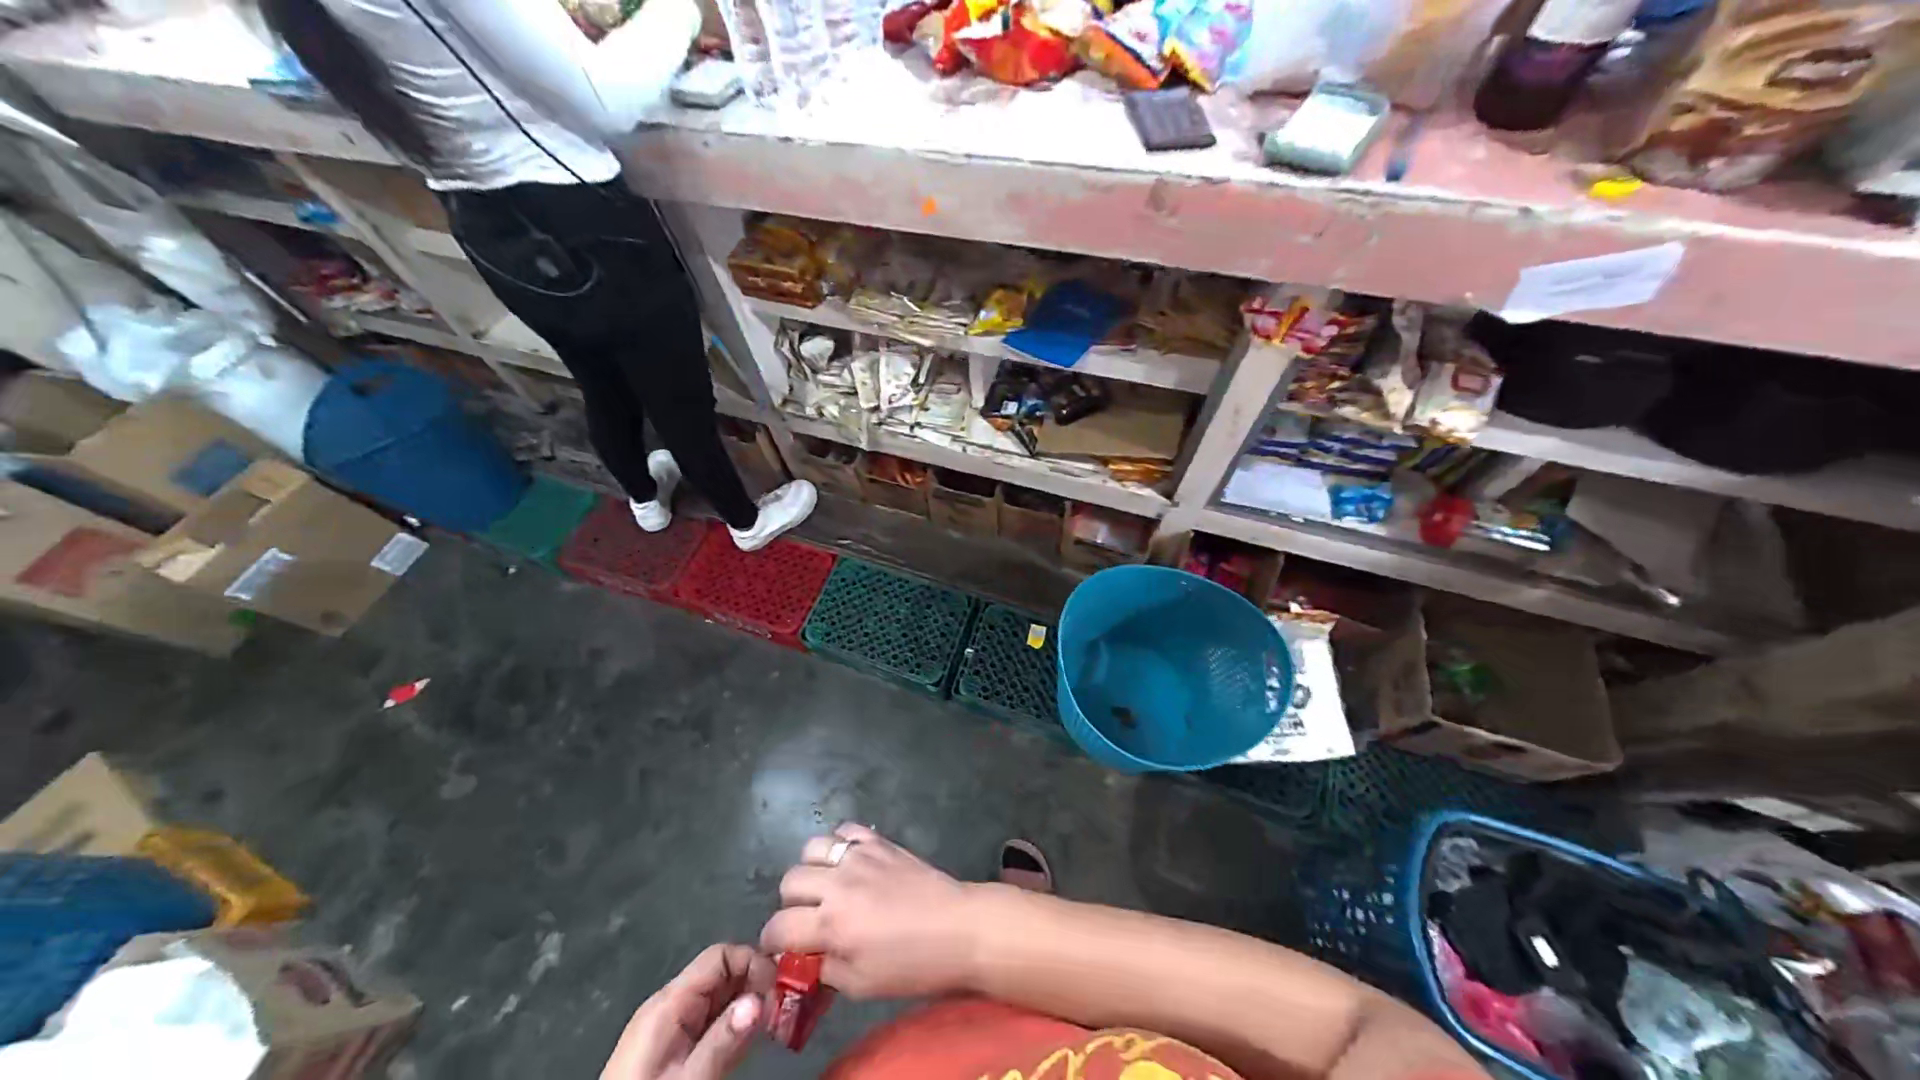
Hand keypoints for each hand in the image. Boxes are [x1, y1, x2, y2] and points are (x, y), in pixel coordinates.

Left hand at [600, 944, 771, 1079]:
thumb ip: (723, 1042)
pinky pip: (710, 1020)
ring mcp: (669, 1026)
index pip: (721, 955)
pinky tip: (749, 1042)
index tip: (779, 994)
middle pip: (722, 972)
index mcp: (669, 1002)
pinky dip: (734, 1024)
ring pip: (719, 996)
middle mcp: (670, 1004)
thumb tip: (761, 999)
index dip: (754, 965)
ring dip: (748, 1005)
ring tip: (773, 1027)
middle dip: (756, 984)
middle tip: (784, 1013)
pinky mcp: (670, 1047)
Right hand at [759, 823, 982, 999]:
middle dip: (790, 903)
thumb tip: (807, 959)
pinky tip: (850, 862)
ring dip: (812, 868)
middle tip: (809, 917)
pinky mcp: (880, 841)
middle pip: (789, 881)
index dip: (772, 942)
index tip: (782, 949)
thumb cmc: (913, 966)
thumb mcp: (861, 985)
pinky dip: (840, 844)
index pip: (778, 927)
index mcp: (830, 924)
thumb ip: (825, 969)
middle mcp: (838, 883)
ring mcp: (859, 856)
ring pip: (812, 848)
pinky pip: (846, 830)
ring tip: (827, 885)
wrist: (960, 928)